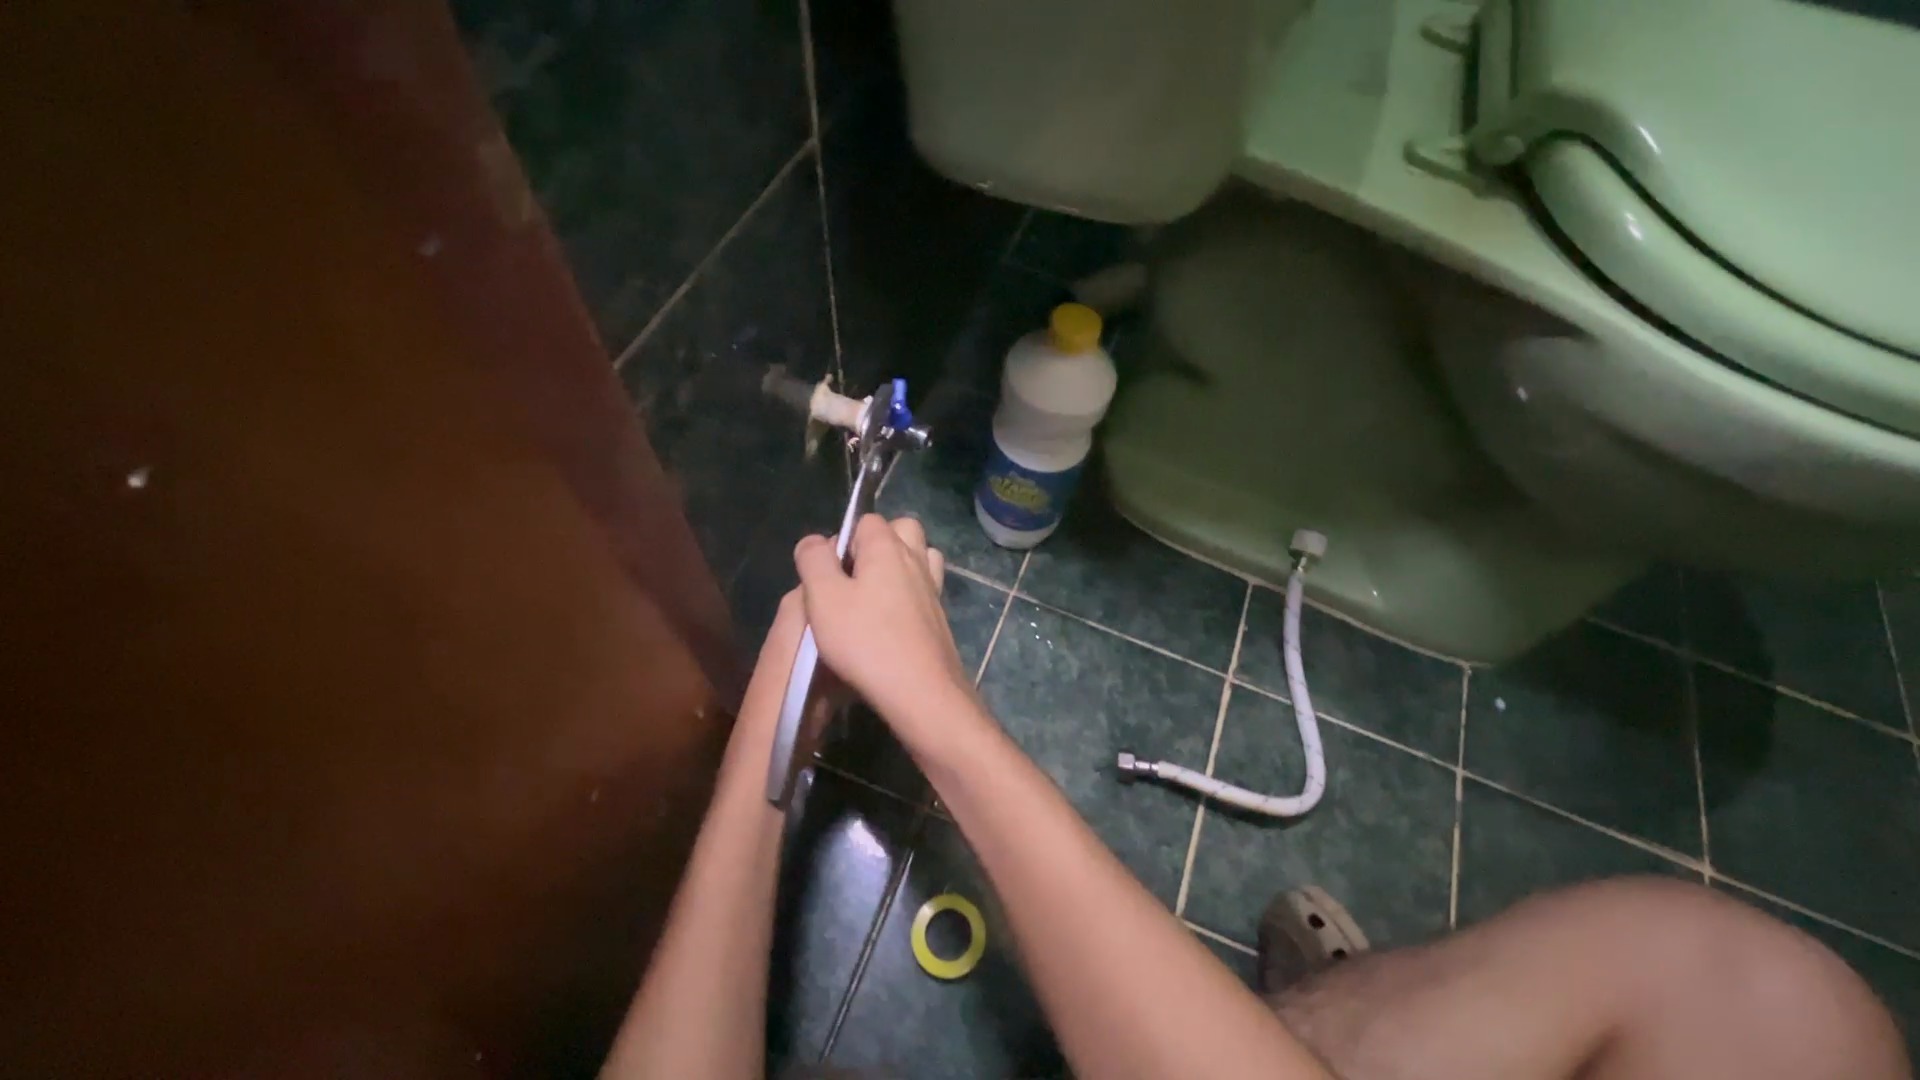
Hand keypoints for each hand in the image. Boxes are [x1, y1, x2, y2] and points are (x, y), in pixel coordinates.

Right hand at [793, 515, 974, 742]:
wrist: (921, 690)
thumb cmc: (866, 641)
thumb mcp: (823, 597)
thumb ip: (814, 561)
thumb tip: (815, 542)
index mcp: (888, 546)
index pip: (866, 520)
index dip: (843, 541)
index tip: (828, 574)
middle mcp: (916, 559)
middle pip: (900, 530)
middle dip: (876, 546)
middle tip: (852, 579)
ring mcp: (933, 588)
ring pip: (918, 558)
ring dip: (897, 568)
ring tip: (872, 597)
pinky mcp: (940, 617)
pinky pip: (923, 589)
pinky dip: (909, 595)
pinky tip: (890, 621)